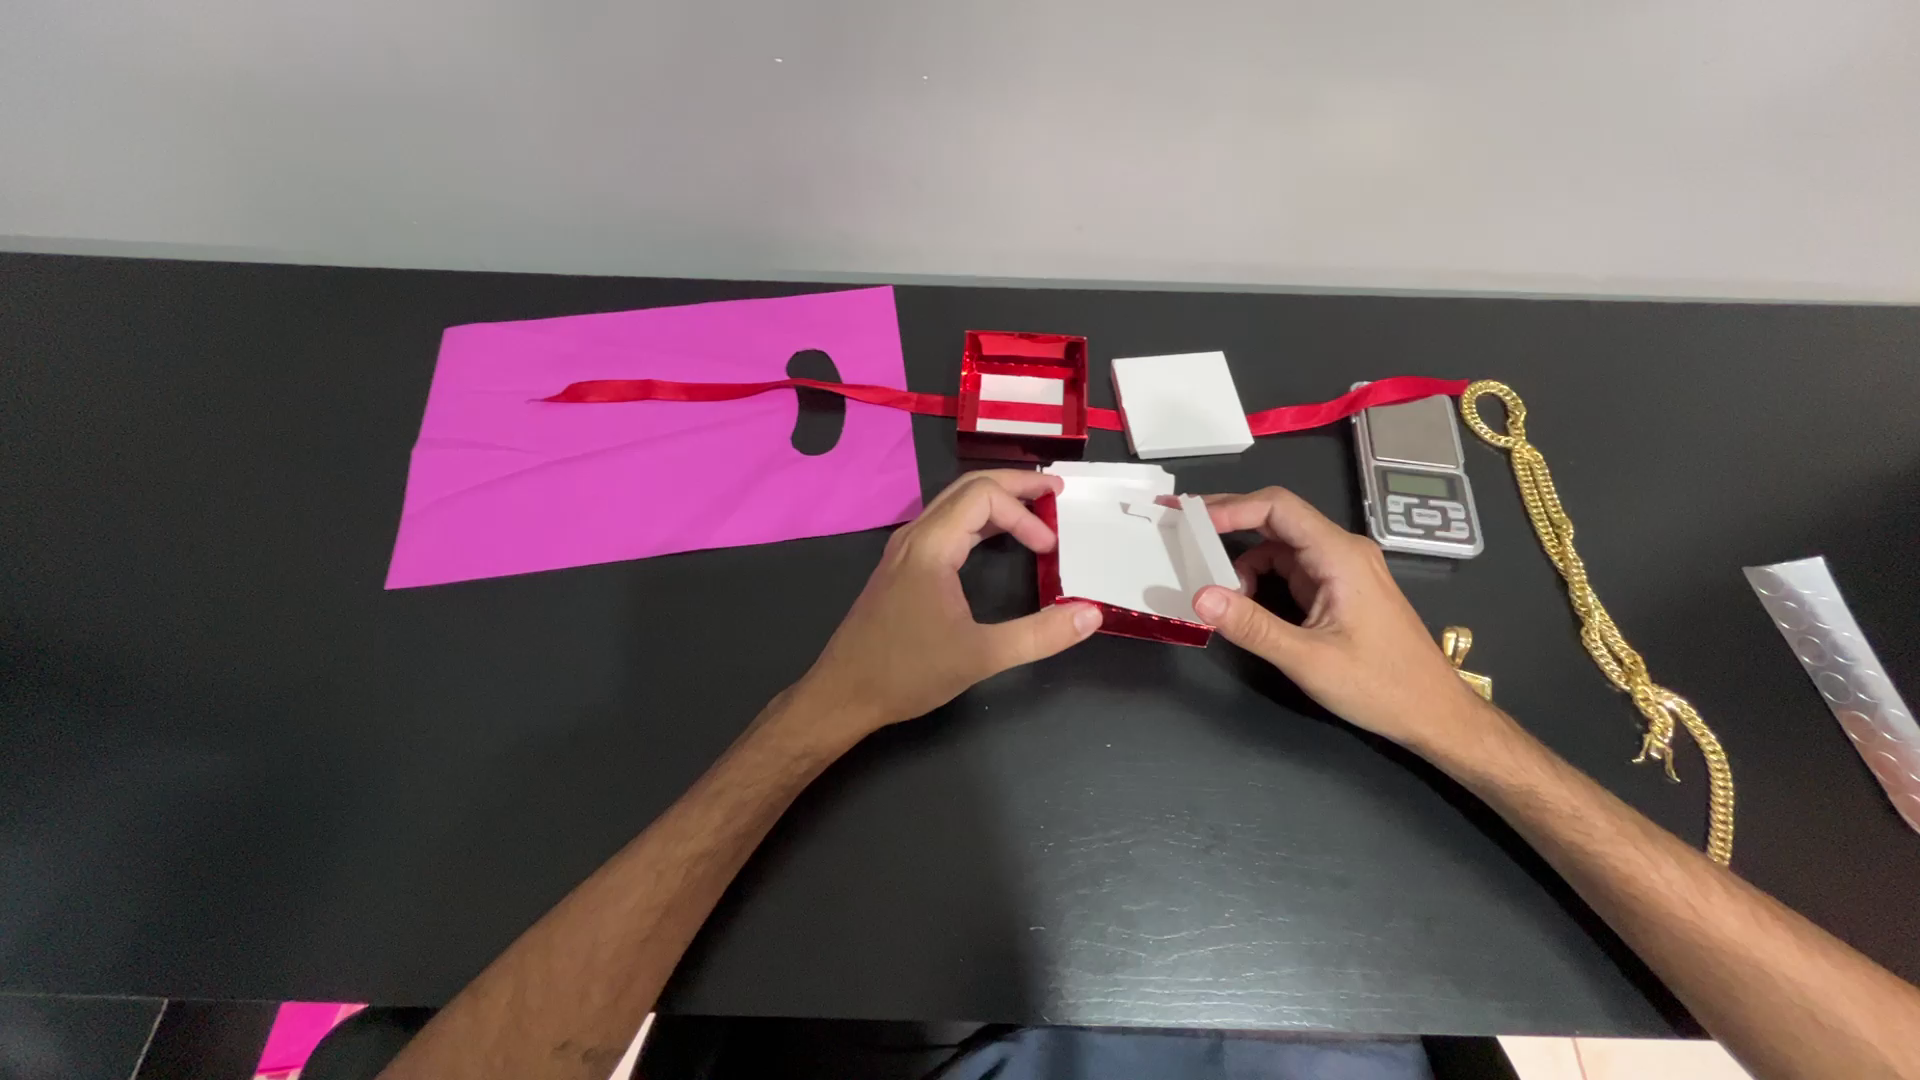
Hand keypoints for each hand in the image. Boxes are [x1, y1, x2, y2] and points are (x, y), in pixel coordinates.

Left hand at [792, 470, 1101, 740]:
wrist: (843, 693)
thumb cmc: (906, 672)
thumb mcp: (980, 656)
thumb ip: (1039, 635)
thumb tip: (1090, 615)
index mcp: (930, 546)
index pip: (984, 496)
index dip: (1025, 512)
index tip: (1051, 545)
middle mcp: (914, 537)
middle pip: (968, 488)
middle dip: (1014, 487)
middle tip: (1055, 494)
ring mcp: (903, 551)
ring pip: (953, 506)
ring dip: (994, 504)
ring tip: (1034, 514)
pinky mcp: (900, 568)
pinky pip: (943, 526)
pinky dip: (976, 522)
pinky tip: (994, 542)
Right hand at [1189, 486, 1490, 749]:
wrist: (1434, 713)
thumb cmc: (1380, 686)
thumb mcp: (1308, 660)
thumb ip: (1252, 626)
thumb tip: (1200, 597)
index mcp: (1340, 555)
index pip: (1278, 507)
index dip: (1230, 507)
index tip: (1189, 518)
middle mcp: (1341, 551)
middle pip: (1276, 517)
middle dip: (1227, 522)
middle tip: (1182, 530)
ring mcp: (1339, 568)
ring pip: (1278, 545)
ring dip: (1241, 559)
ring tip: (1210, 583)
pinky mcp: (1335, 587)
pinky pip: (1287, 567)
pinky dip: (1258, 578)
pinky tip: (1244, 603)